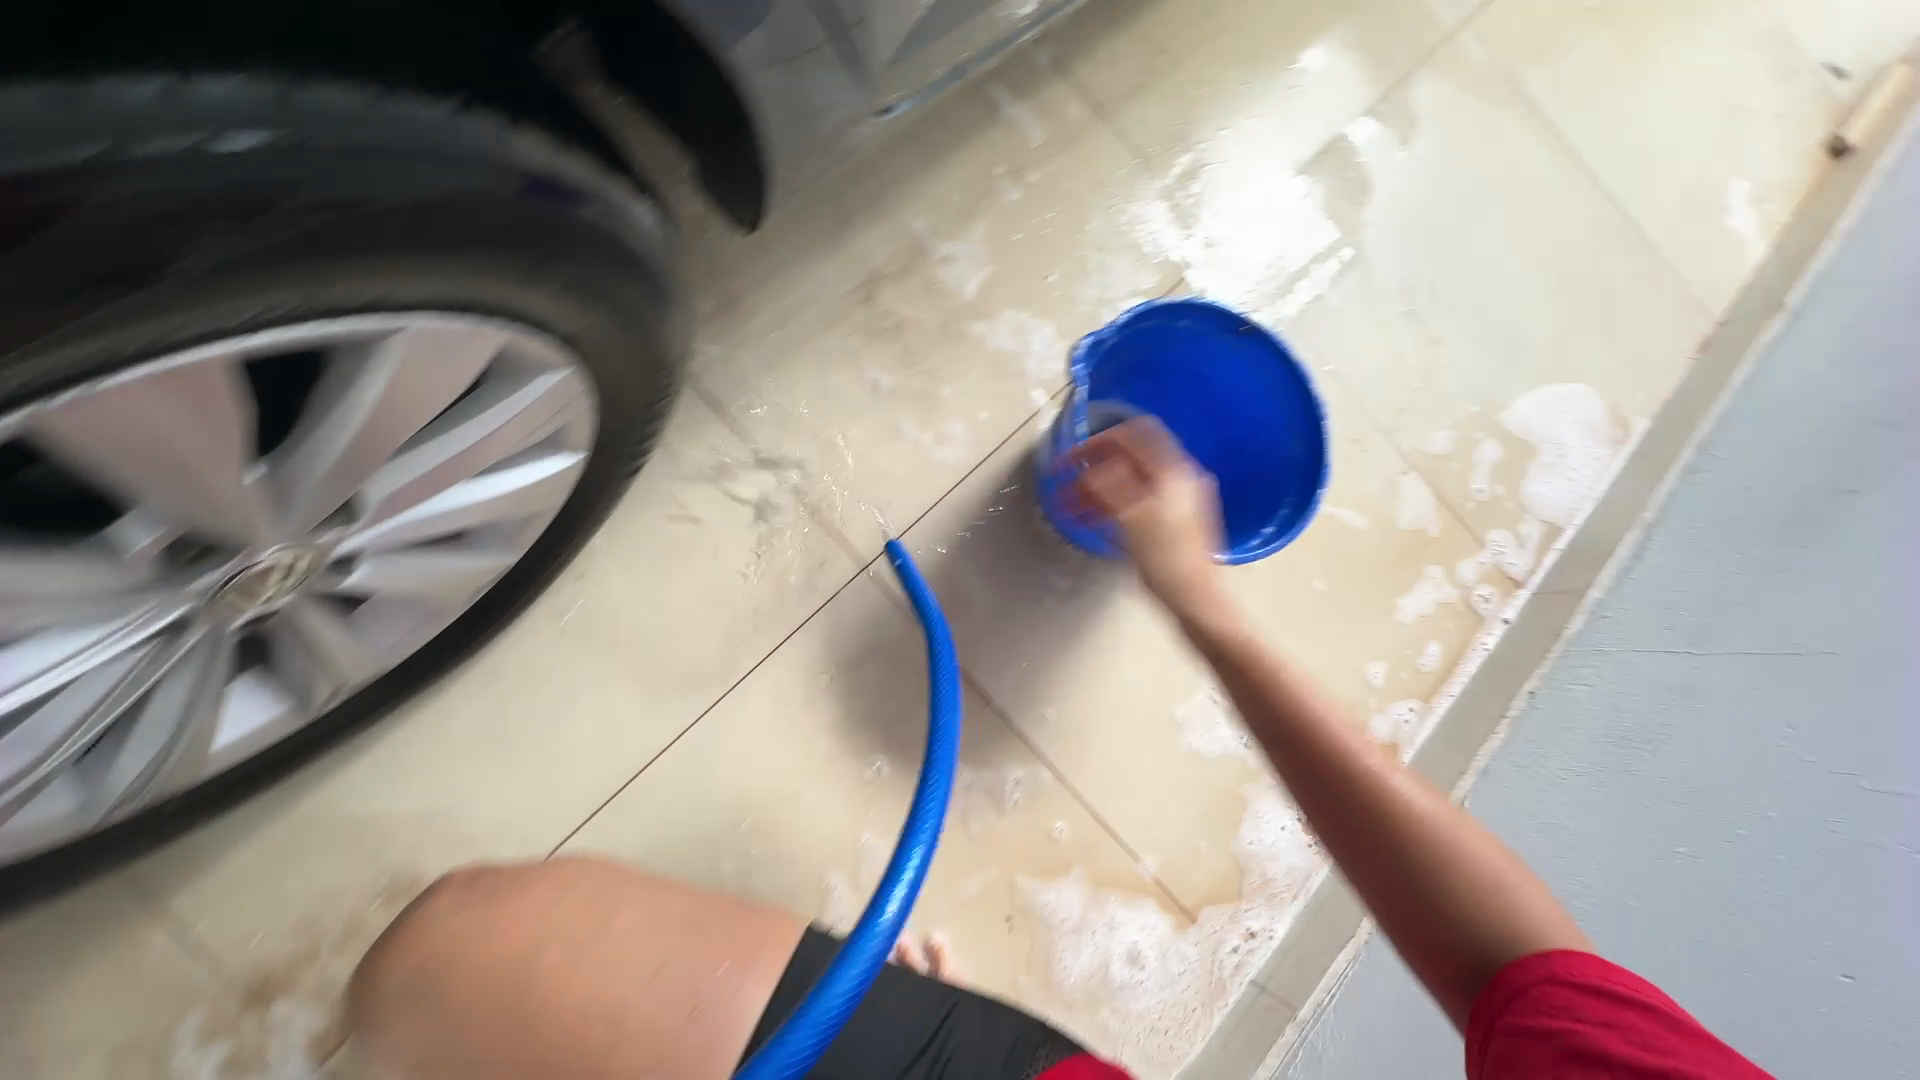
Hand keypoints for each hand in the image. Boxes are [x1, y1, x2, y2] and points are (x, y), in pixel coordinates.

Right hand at [1063, 416, 1226, 617]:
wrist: (1197, 599)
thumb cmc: (1166, 558)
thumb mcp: (1132, 517)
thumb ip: (1109, 484)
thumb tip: (1089, 465)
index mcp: (1173, 470)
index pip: (1134, 434)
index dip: (1099, 441)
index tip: (1072, 458)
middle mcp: (1177, 478)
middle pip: (1128, 459)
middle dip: (1092, 468)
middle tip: (1064, 481)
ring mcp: (1175, 500)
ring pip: (1128, 483)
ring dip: (1095, 489)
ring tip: (1066, 505)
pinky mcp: (1170, 521)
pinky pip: (1134, 502)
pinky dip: (1110, 505)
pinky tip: (1088, 517)